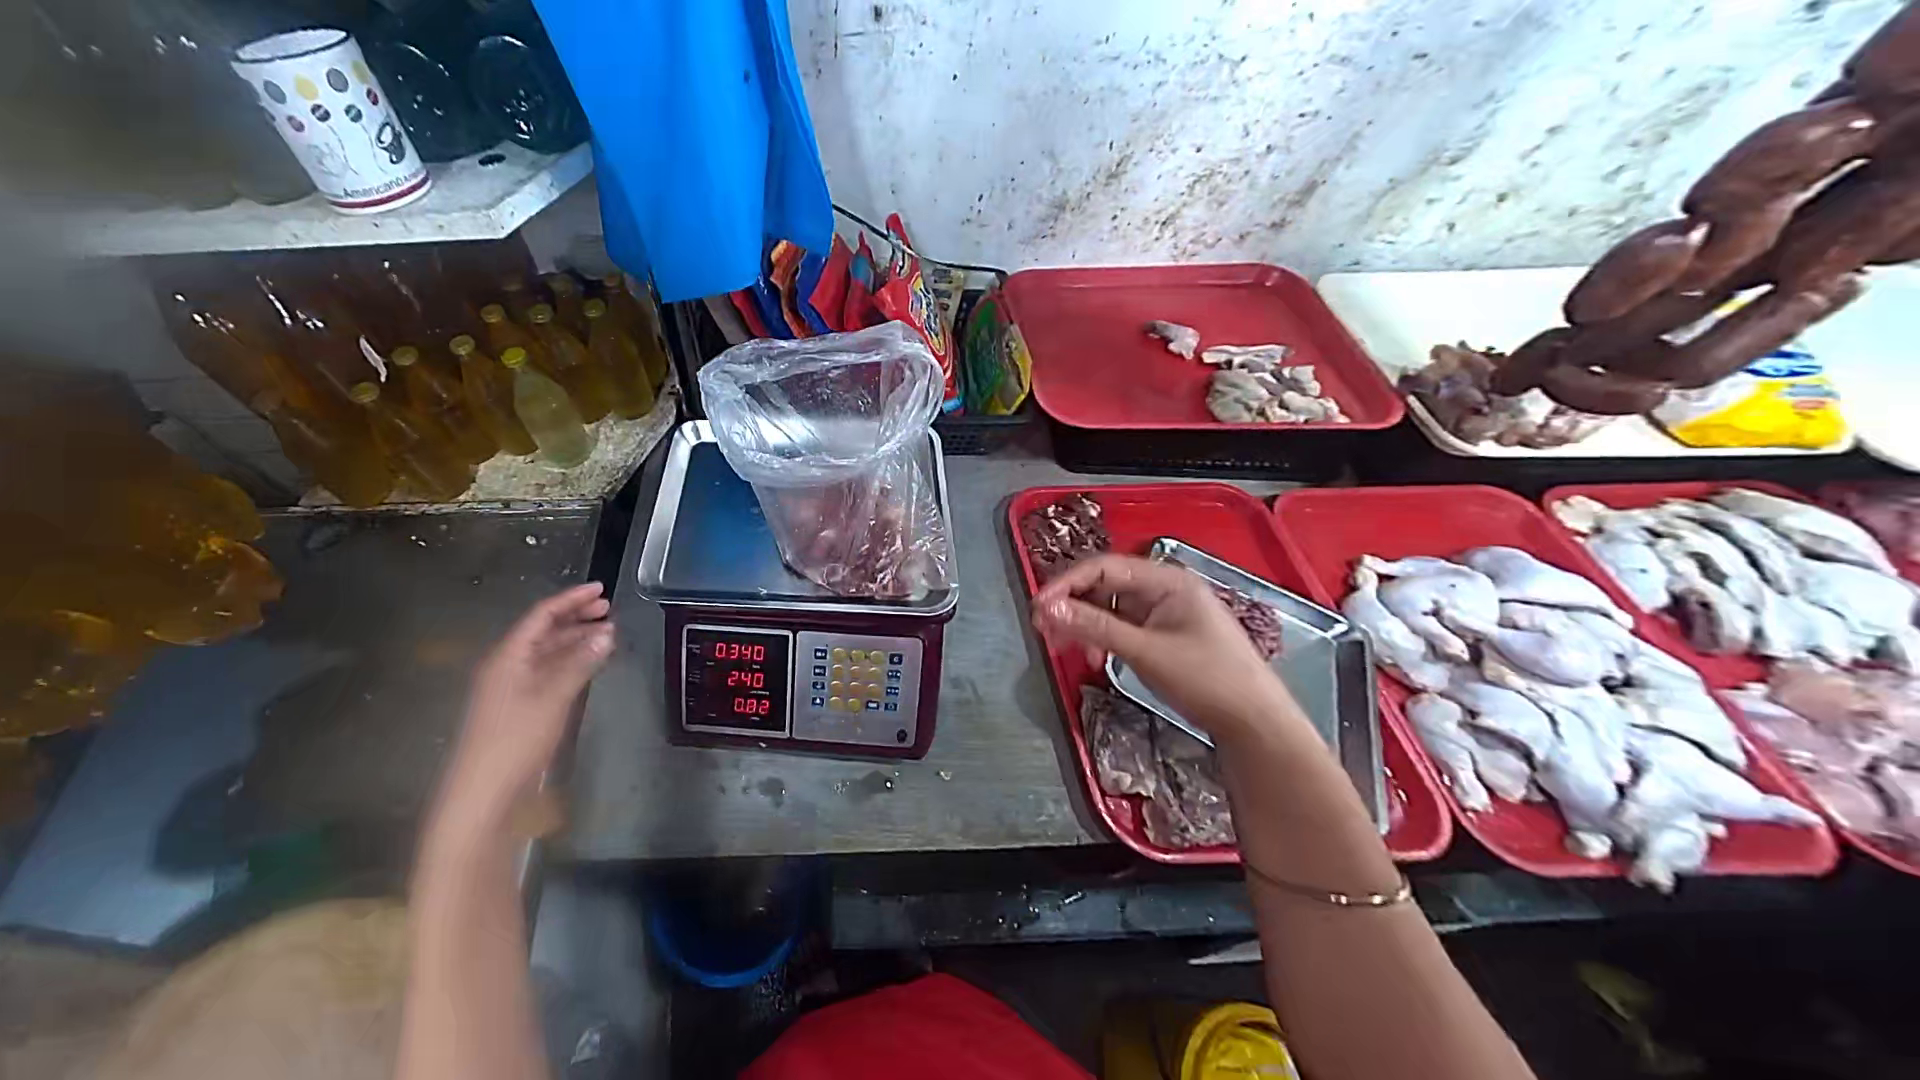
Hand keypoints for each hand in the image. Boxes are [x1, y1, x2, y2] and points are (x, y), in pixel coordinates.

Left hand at [435, 583, 613, 835]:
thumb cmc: (515, 739)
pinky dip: (571, 662)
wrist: (483, 793)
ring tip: (606, 634)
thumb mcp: (553, 697)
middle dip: (574, 617)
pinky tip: (589, 665)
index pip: (541, 616)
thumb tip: (606, 632)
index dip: (570, 599)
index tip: (600, 589)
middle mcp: (506, 666)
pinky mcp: (520, 708)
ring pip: (546, 652)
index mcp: (507, 657)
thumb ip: (580, 662)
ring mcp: (511, 688)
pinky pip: (548, 672)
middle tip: (608, 609)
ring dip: (575, 640)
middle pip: (542, 631)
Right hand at [1031, 555, 1307, 743]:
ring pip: (1110, 608)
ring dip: (1085, 625)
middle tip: (1043, 630)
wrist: (1253, 722)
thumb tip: (1048, 608)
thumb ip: (1095, 627)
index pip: (1104, 567)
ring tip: (1063, 648)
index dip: (1066, 584)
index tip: (1038, 607)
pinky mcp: (1163, 634)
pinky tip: (1096, 658)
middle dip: (1072, 606)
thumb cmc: (1206, 679)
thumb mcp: (1145, 651)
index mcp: (1167, 580)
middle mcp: (1164, 588)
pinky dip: (1103, 638)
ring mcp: (1164, 612)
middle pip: (1105, 586)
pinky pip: (1123, 627)